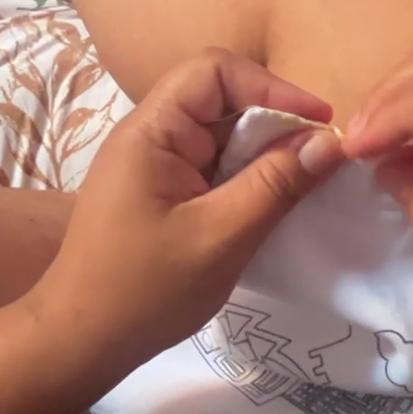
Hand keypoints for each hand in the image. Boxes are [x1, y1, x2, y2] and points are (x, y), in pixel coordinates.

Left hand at [28, 48, 344, 360]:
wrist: (82, 342)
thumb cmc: (145, 291)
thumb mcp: (220, 238)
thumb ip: (275, 186)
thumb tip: (330, 143)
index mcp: (151, 132)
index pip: (214, 71)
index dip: (271, 86)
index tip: (319, 122)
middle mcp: (151, 137)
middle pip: (221, 101)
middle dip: (275, 123)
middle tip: (321, 159)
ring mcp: (156, 166)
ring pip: (222, 138)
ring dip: (265, 154)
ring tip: (306, 182)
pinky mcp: (164, 194)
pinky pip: (214, 169)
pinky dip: (248, 179)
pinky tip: (275, 203)